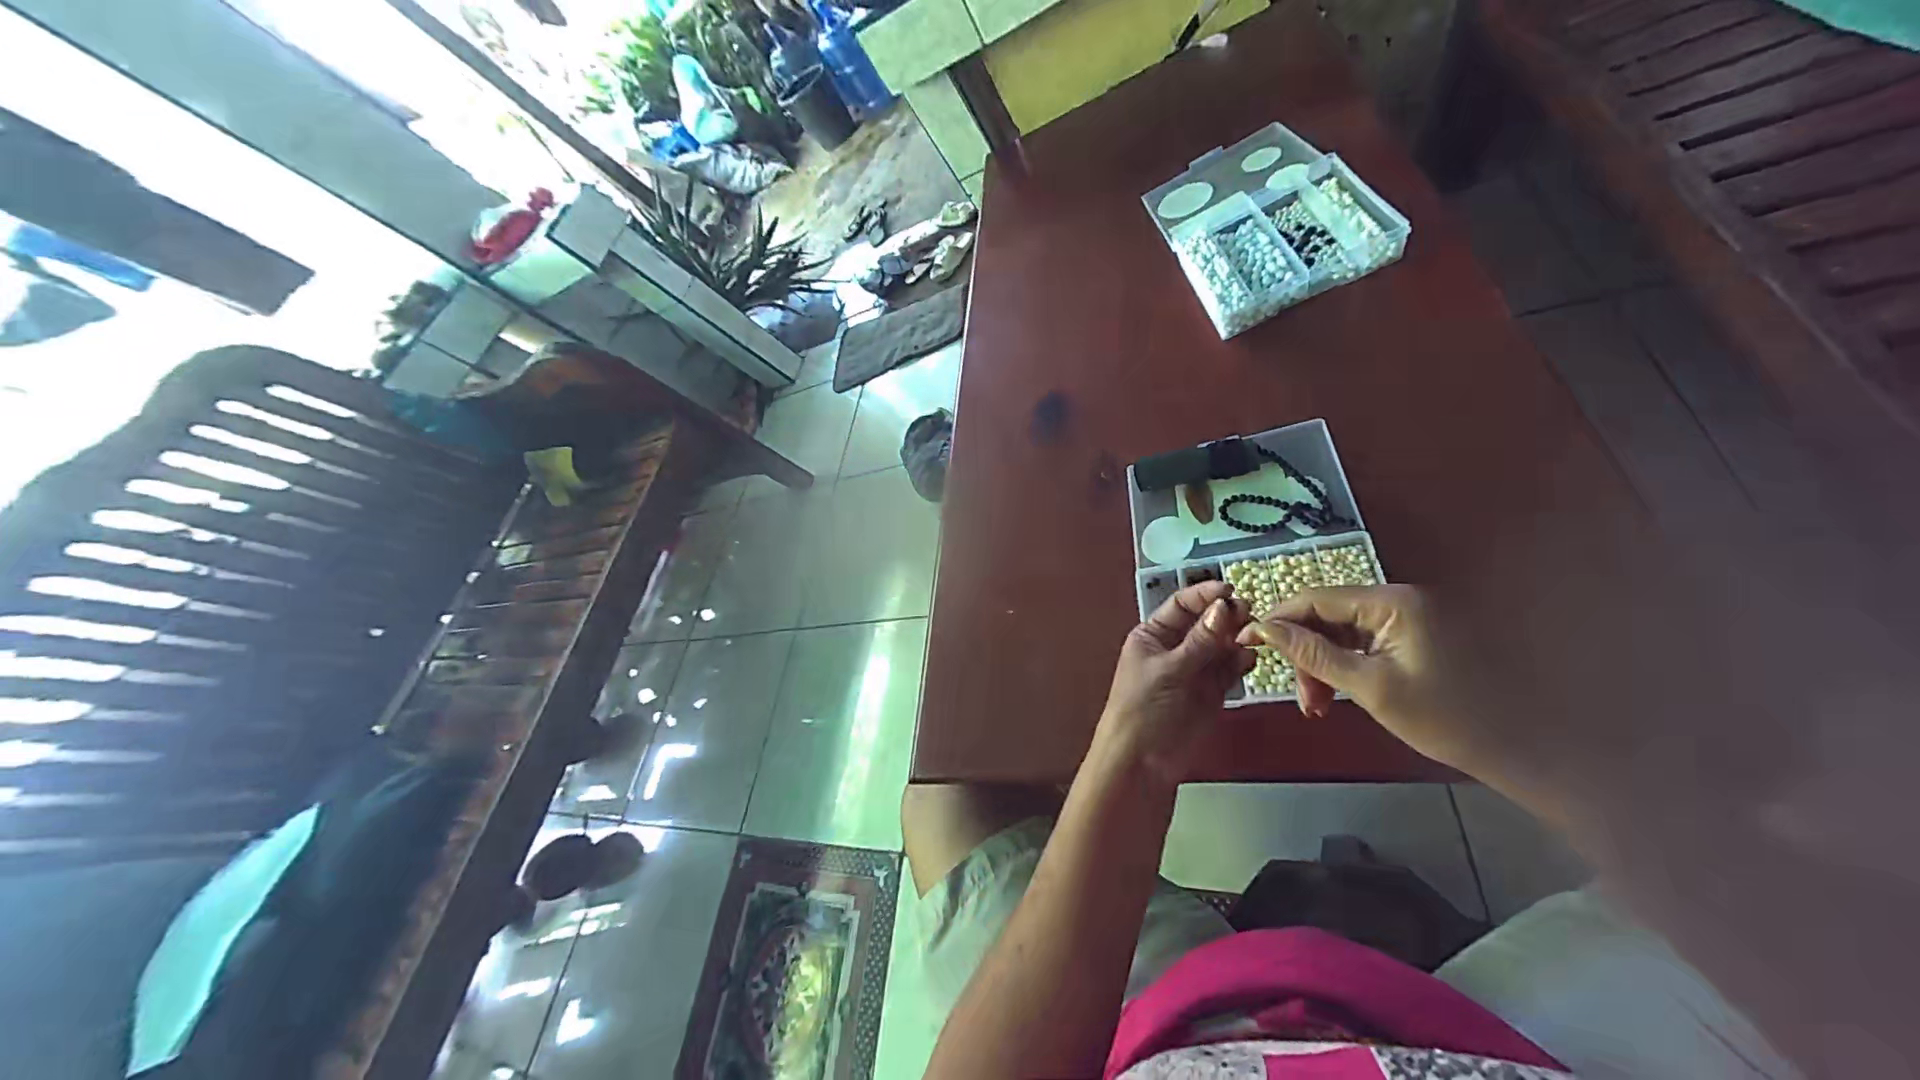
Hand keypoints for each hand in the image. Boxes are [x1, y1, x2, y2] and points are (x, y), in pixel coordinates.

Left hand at [1094, 580, 1253, 784]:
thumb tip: (1223, 608)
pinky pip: (1230, 669)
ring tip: (1255, 634)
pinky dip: (1241, 661)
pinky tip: (1251, 657)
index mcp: (1152, 635)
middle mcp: (1174, 648)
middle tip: (1250, 613)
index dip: (1204, 595)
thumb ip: (1199, 641)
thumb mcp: (1168, 670)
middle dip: (1226, 616)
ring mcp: (1194, 669)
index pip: (1181, 605)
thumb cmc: (1142, 709)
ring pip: (1222, 645)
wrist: (1142, 762)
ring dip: (1238, 637)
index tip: (1230, 589)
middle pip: (1206, 623)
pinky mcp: (1212, 691)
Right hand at [1236, 585, 1487, 774]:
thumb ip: (1313, 654)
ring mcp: (1408, 618)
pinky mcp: (1413, 637)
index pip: (1316, 598)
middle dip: (1304, 654)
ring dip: (1321, 665)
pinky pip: (1362, 644)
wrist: (1522, 750)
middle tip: (1300, 698)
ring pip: (1341, 633)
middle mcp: (1399, 600)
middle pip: (1327, 616)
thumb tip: (1263, 629)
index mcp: (1393, 602)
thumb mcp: (1368, 687)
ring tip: (1317, 705)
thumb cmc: (1445, 718)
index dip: (1277, 620)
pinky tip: (1336, 694)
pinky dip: (1343, 667)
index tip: (1246, 641)